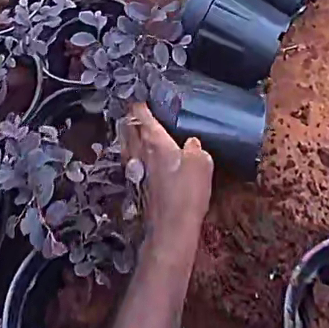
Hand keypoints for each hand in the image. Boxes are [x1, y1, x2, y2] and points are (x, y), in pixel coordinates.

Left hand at [123, 102, 213, 265]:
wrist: (170, 231)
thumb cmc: (186, 193)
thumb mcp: (201, 164)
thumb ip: (196, 149)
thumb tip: (191, 143)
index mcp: (154, 141)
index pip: (141, 115)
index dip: (140, 104)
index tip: (140, 97)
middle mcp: (139, 153)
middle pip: (128, 128)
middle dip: (130, 117)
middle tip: (135, 111)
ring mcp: (134, 171)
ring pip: (126, 145)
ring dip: (128, 136)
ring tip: (133, 130)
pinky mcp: (135, 187)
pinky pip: (130, 162)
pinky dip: (132, 154)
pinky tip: (139, 158)